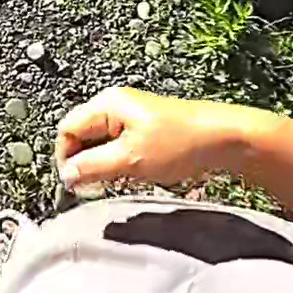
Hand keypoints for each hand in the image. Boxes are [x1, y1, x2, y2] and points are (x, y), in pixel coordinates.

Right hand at [55, 87, 274, 193]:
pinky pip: (116, 145)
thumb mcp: (130, 159)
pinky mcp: (143, 128)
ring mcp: (129, 116)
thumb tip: (66, 175)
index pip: (67, 130)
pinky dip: (116, 162)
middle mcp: (113, 105)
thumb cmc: (179, 143)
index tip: (77, 185)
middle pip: (81, 135)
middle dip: (83, 162)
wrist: (225, 138)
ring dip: (101, 165)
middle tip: (95, 188)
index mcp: (106, 104)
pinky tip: (129, 177)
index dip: (66, 158)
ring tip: (113, 184)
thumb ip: (93, 167)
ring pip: (99, 143)